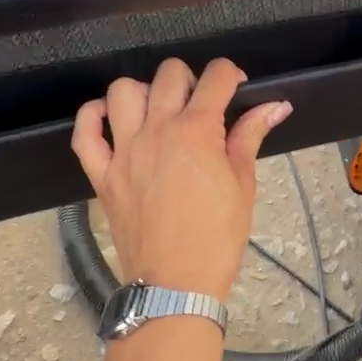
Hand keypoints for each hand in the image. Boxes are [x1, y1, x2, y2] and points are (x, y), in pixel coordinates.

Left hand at [71, 58, 291, 298]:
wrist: (175, 286)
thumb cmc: (216, 236)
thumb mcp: (243, 183)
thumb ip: (251, 135)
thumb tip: (277, 105)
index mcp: (197, 130)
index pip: (216, 76)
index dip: (233, 76)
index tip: (237, 90)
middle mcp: (157, 130)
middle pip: (170, 74)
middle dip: (192, 78)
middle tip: (201, 104)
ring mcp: (124, 151)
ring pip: (122, 91)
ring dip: (144, 91)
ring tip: (159, 110)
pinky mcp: (102, 175)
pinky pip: (85, 133)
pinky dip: (93, 116)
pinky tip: (112, 119)